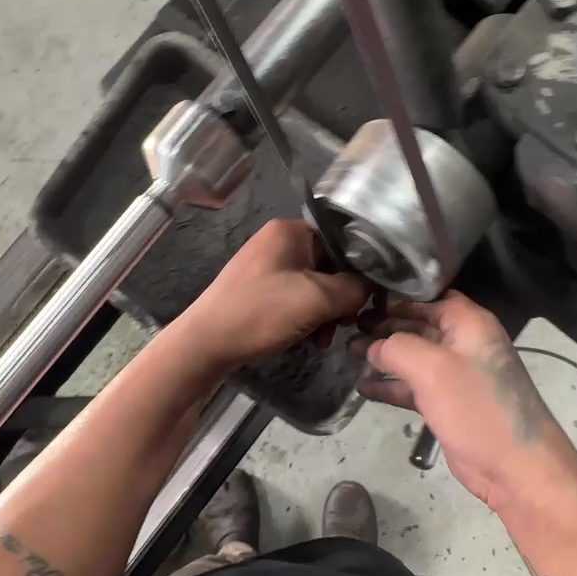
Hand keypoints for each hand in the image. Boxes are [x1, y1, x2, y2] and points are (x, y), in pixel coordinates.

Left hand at [175, 219, 370, 368]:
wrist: (205, 344)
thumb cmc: (260, 313)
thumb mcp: (316, 299)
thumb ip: (354, 288)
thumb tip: (371, 287)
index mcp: (290, 231)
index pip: (342, 241)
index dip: (359, 271)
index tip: (366, 300)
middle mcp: (279, 241)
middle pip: (330, 266)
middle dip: (340, 298)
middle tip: (340, 325)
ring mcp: (267, 266)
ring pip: (315, 286)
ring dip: (325, 313)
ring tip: (321, 338)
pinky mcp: (260, 290)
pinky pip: (296, 298)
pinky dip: (306, 318)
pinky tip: (307, 339)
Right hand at [357, 292, 576, 509]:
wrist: (514, 466)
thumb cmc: (476, 408)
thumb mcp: (431, 368)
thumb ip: (396, 347)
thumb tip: (373, 346)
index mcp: (470, 324)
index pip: (429, 298)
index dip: (398, 297)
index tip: (363, 298)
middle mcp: (464, 344)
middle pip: (418, 326)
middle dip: (385, 326)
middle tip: (350, 325)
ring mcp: (456, 376)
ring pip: (413, 358)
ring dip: (383, 356)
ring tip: (349, 352)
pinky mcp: (448, 404)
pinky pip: (413, 387)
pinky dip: (390, 385)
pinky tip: (363, 387)